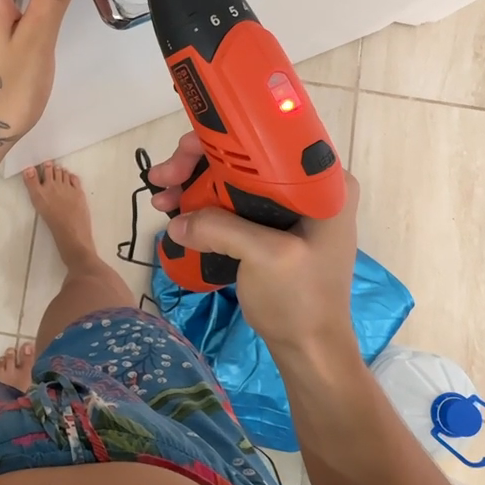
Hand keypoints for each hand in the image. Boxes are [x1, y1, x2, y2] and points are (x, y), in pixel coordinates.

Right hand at [148, 131, 361, 358]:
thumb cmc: (301, 301)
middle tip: (163, 178)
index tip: (188, 150)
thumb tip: (176, 220)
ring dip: (191, 183)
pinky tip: (175, 214)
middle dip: (197, 162)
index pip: (269, 139)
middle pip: (243, 155)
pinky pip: (228, 201)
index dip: (224, 136)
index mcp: (323, 183)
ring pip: (229, 177)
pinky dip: (200, 204)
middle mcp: (306, 186)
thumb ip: (221, 229)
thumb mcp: (266, 258)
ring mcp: (285, 207)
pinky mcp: (267, 225)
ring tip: (160, 199)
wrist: (309, 348)